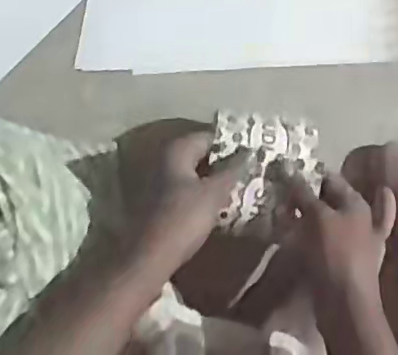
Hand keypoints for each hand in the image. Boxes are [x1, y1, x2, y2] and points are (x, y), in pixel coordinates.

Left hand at [130, 131, 251, 270]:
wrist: (145, 262)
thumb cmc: (181, 221)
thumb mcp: (214, 194)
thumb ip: (233, 170)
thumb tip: (249, 152)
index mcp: (178, 148)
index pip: (211, 136)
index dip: (232, 144)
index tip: (251, 155)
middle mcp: (164, 158)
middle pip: (201, 154)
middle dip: (222, 163)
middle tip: (246, 173)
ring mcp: (157, 181)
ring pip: (192, 174)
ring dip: (211, 180)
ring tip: (235, 190)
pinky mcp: (155, 203)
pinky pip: (184, 190)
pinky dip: (199, 194)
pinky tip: (214, 206)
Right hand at [290, 172, 395, 289]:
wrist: (346, 308)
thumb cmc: (335, 254)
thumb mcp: (317, 218)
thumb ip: (304, 194)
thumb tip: (291, 171)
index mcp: (357, 202)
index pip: (331, 178)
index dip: (310, 176)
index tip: (286, 178)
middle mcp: (360, 218)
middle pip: (330, 201)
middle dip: (307, 199)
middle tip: (281, 200)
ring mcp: (355, 243)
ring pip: (327, 222)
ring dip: (306, 219)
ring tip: (282, 217)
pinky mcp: (344, 264)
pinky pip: (323, 245)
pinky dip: (310, 240)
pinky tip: (295, 236)